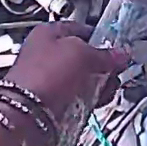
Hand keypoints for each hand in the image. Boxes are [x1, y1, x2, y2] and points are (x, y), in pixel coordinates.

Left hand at [7, 22, 125, 117]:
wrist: (24, 115)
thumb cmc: (45, 75)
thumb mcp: (83, 55)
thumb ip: (105, 54)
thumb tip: (121, 55)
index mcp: (48, 32)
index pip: (81, 29)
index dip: (101, 38)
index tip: (117, 49)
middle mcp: (44, 54)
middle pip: (82, 57)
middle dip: (101, 66)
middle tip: (113, 73)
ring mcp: (46, 80)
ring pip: (80, 80)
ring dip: (96, 86)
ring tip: (106, 91)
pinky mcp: (49, 103)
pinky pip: (74, 99)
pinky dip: (86, 101)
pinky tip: (94, 104)